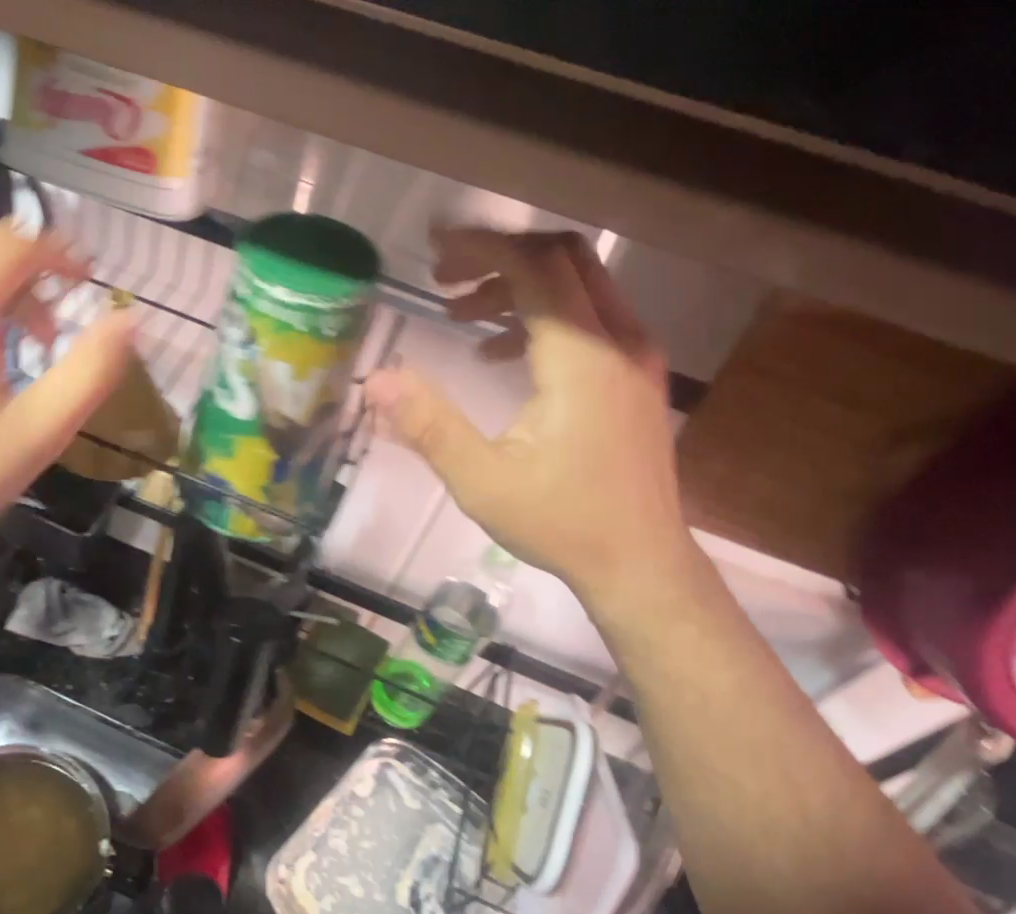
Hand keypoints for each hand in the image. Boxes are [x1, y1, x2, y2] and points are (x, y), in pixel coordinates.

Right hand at [364, 228, 690, 601]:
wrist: (640, 563)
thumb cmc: (562, 523)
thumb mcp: (482, 480)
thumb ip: (428, 425)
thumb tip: (375, 381)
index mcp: (582, 359)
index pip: (534, 268)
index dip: (481, 248)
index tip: (433, 249)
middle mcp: (619, 341)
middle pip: (563, 259)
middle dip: (498, 256)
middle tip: (442, 276)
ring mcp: (636, 357)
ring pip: (579, 286)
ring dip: (518, 286)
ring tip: (458, 313)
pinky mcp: (637, 376)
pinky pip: (591, 317)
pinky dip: (543, 316)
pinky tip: (498, 354)